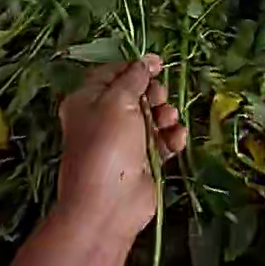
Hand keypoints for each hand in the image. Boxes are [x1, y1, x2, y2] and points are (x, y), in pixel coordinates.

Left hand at [54, 55, 183, 244]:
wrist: (108, 204)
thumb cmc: (107, 144)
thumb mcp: (118, 101)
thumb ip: (134, 78)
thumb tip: (147, 60)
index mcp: (88, 99)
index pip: (113, 73)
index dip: (136, 67)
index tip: (158, 64)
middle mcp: (104, 117)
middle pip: (136, 93)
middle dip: (154, 93)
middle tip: (159, 98)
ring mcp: (125, 140)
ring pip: (153, 116)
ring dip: (166, 115)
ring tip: (168, 121)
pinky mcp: (143, 159)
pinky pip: (162, 140)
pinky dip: (171, 137)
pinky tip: (175, 139)